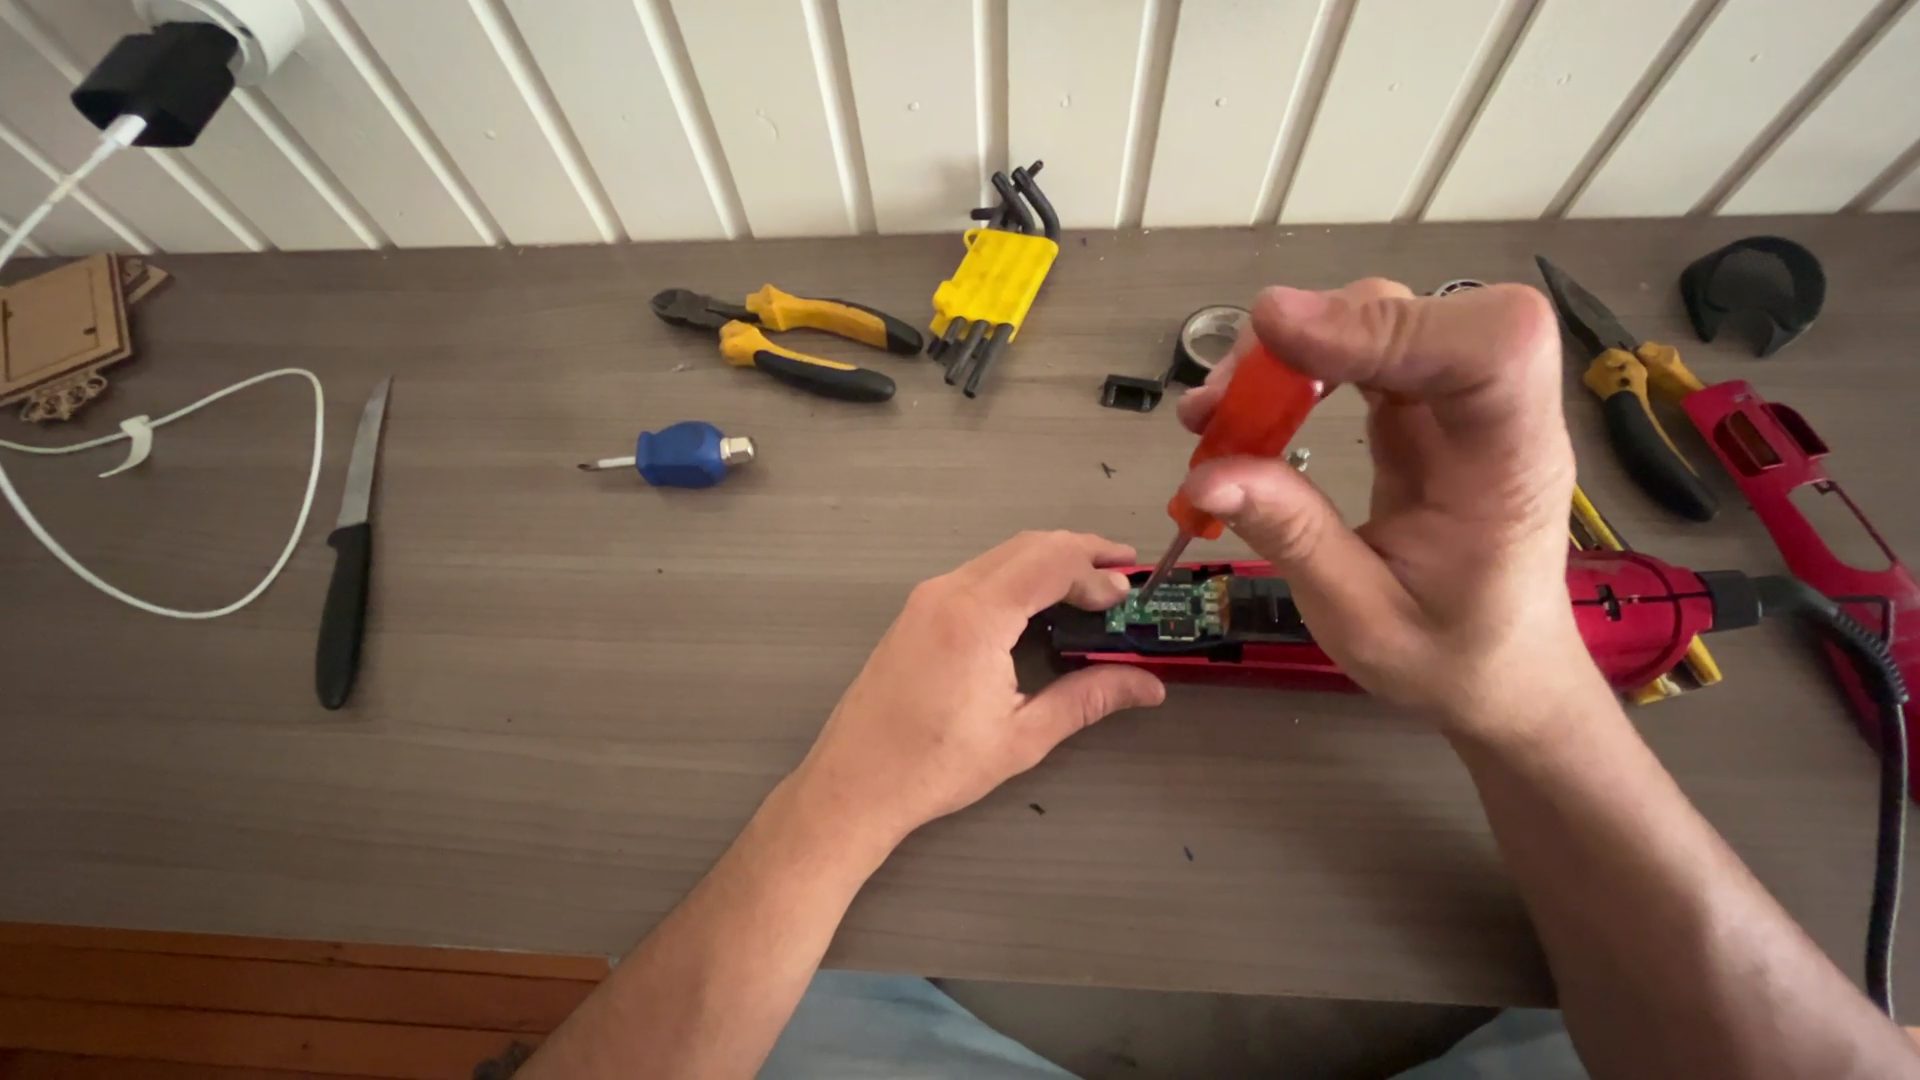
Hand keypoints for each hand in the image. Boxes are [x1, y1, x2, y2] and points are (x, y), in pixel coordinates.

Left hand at [788, 531, 1165, 847]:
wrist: (854, 781)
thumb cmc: (937, 765)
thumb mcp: (1023, 736)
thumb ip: (1088, 698)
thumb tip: (1150, 686)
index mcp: (976, 615)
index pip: (1050, 561)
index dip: (1096, 568)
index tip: (1129, 591)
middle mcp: (948, 590)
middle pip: (1027, 546)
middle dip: (1080, 552)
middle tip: (1122, 573)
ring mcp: (926, 596)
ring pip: (1001, 555)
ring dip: (1048, 560)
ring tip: (1090, 585)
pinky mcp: (917, 609)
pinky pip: (979, 573)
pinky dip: (1019, 575)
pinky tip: (1040, 602)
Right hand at [1176, 280, 1589, 735]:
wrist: (1497, 675)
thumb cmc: (1446, 656)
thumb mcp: (1357, 615)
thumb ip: (1291, 536)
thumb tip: (1203, 476)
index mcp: (1509, 467)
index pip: (1485, 347)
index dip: (1383, 323)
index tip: (1276, 333)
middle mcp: (1492, 416)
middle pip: (1419, 314)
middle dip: (1309, 335)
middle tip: (1219, 400)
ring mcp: (1453, 409)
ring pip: (1380, 324)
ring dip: (1288, 351)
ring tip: (1214, 409)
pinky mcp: (1418, 415)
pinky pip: (1357, 361)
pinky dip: (1294, 371)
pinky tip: (1247, 409)